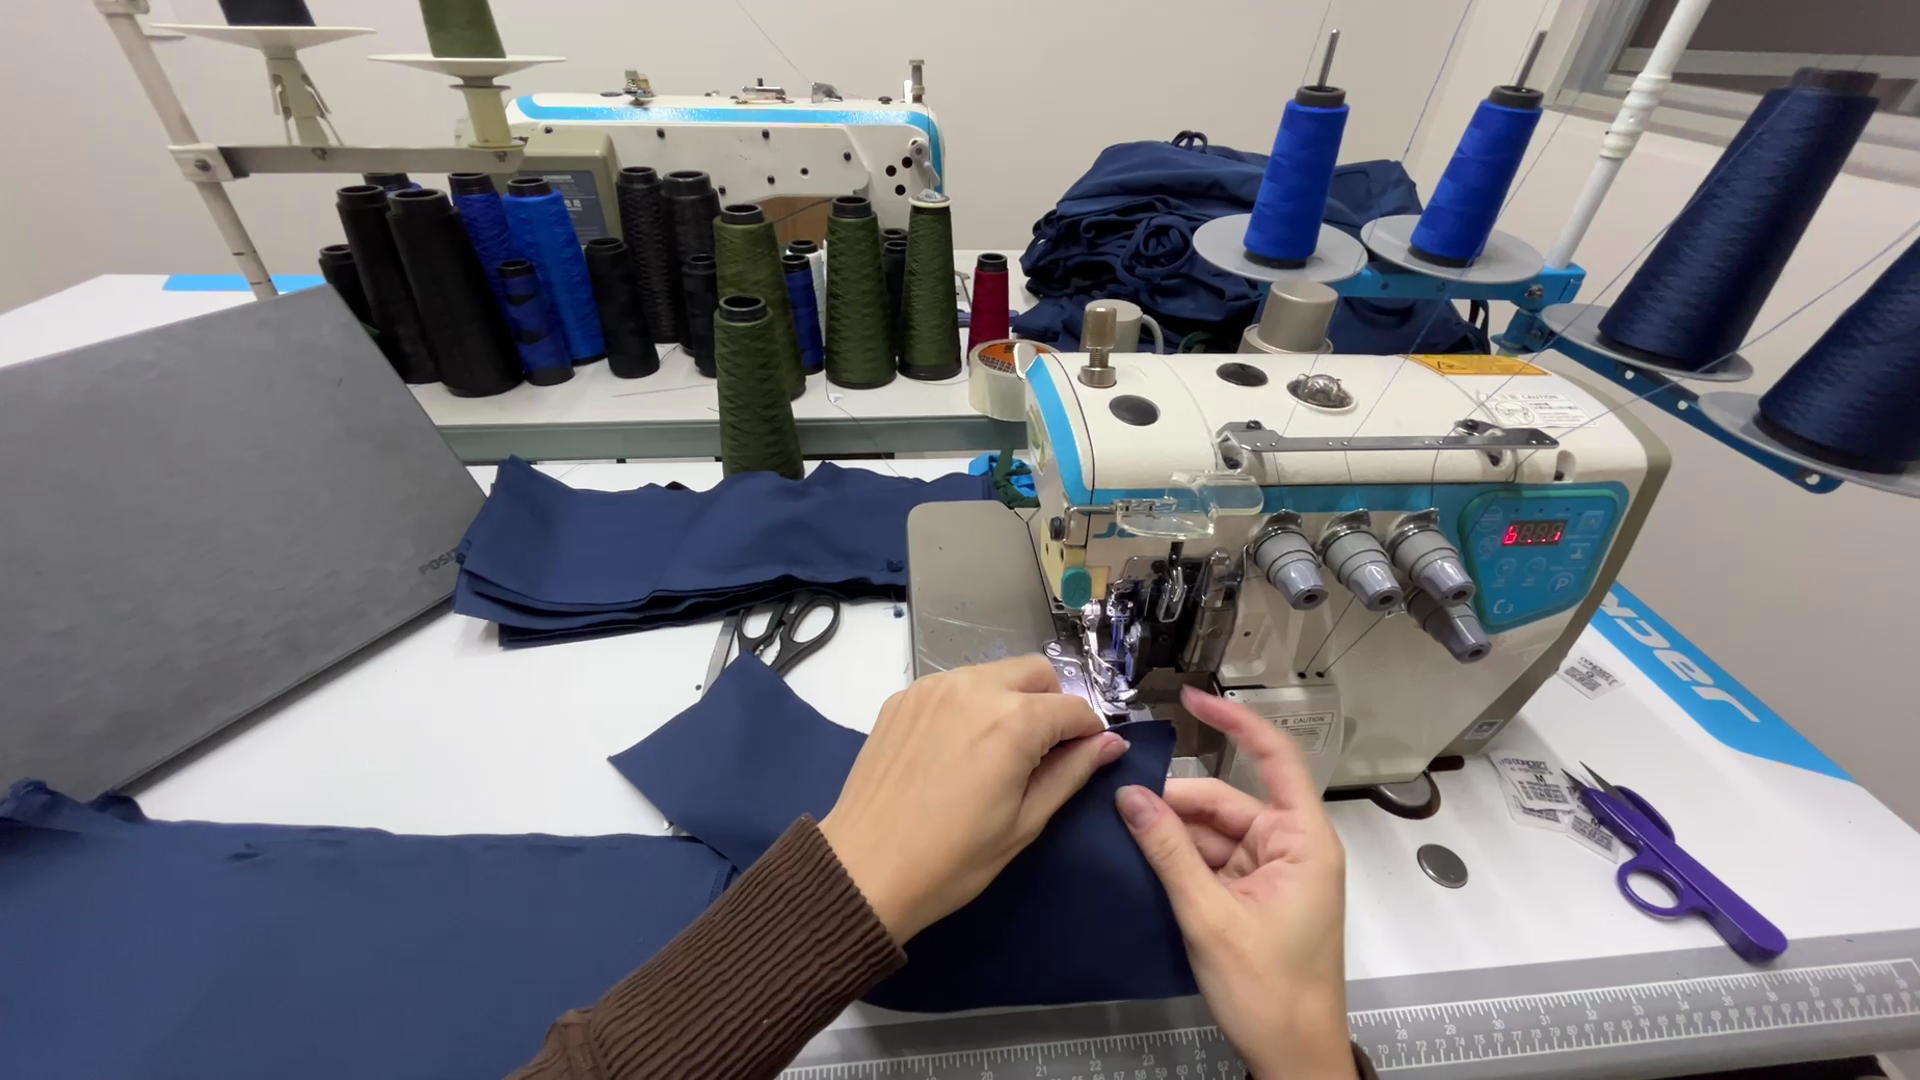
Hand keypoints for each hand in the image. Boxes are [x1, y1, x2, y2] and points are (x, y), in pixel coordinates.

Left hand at [820, 655, 1127, 942]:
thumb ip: (1072, 772)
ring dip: (1009, 699)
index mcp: (1013, 719)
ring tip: (994, 750)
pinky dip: (969, 705)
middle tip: (1041, 750)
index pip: (1074, 707)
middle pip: (1035, 671)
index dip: (1088, 732)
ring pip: (993, 673)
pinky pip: (953, 685)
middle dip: (1051, 702)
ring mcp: (933, 686)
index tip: (1083, 755)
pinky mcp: (903, 696)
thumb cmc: (953, 858)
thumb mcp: (1025, 822)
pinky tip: (954, 748)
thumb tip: (1110, 742)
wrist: (865, 869)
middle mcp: (974, 686)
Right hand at [1116, 686, 1352, 1079]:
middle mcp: (1289, 844)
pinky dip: (1178, 854)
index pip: (1275, 758)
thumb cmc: (1269, 993)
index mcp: (1302, 841)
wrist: (1292, 1061)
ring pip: (1210, 827)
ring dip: (1171, 831)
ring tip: (1126, 835)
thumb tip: (1129, 796)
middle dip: (1175, 803)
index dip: (1235, 722)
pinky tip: (1144, 855)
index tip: (1193, 698)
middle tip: (1123, 807)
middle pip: (1224, 798)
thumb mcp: (1210, 916)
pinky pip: (1209, 853)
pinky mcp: (1252, 888)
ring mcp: (1270, 867)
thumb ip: (1168, 850)